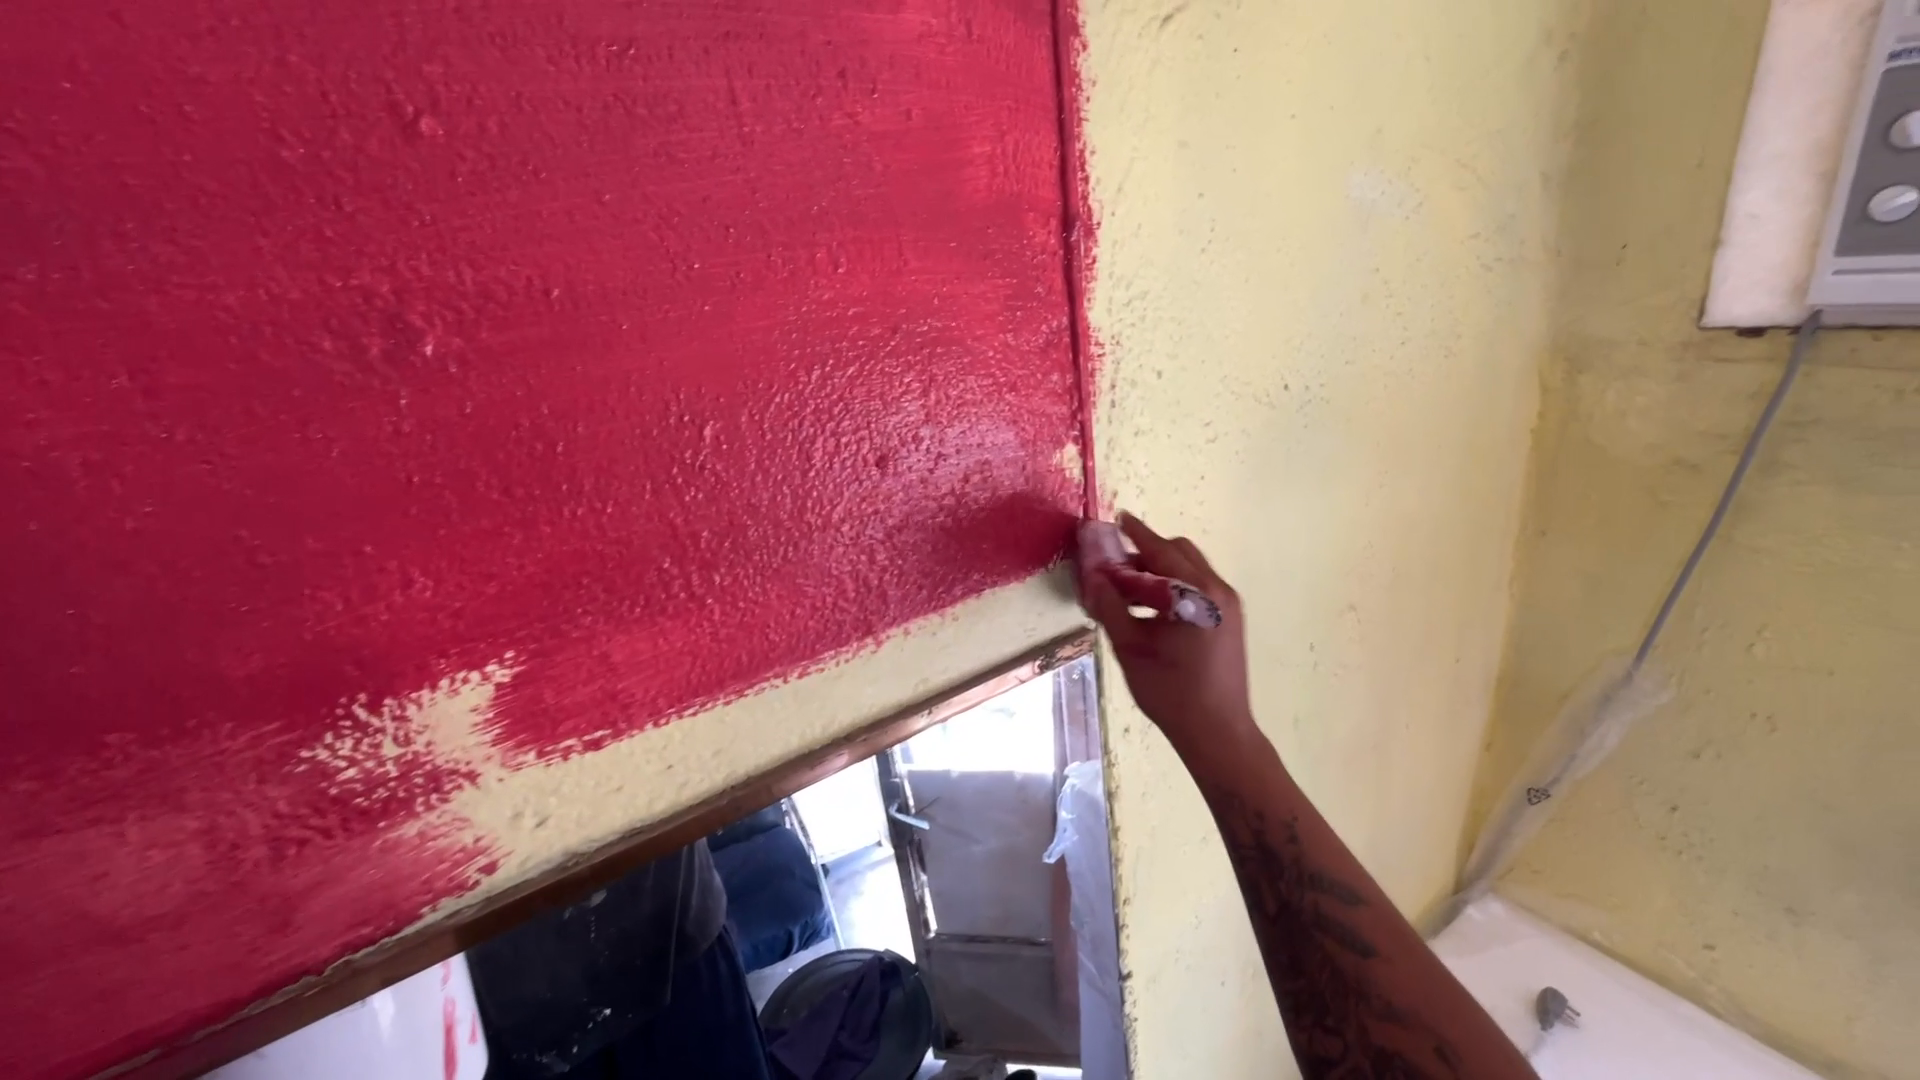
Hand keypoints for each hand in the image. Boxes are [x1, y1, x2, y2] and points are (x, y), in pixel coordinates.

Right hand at [1077, 513, 1255, 754]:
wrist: (1217, 732)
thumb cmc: (1171, 692)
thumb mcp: (1131, 648)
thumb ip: (1110, 606)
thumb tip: (1092, 576)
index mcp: (1197, 594)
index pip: (1161, 551)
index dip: (1136, 534)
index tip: (1116, 520)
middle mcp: (1218, 591)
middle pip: (1180, 553)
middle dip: (1146, 552)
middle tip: (1115, 565)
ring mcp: (1228, 606)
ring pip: (1191, 569)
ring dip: (1160, 570)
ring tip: (1128, 590)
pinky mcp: (1229, 620)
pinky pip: (1199, 587)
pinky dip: (1174, 585)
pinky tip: (1151, 608)